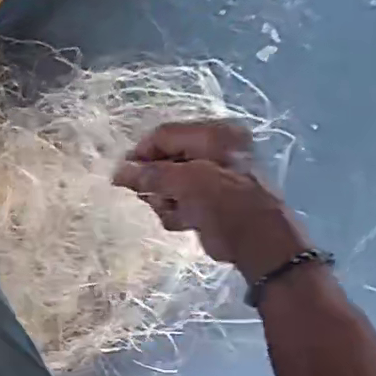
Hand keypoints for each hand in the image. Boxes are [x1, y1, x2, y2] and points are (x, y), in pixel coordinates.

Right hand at [113, 121, 312, 277]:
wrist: (257, 241)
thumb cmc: (226, 203)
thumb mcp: (187, 182)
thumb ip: (151, 174)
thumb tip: (119, 172)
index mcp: (214, 135)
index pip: (162, 136)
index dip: (139, 156)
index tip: (122, 179)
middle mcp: (213, 150)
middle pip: (161, 161)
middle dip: (153, 184)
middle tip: (158, 199)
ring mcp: (210, 175)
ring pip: (164, 184)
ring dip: (163, 202)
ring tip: (176, 212)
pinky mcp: (206, 198)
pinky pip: (175, 201)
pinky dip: (174, 212)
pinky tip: (186, 221)